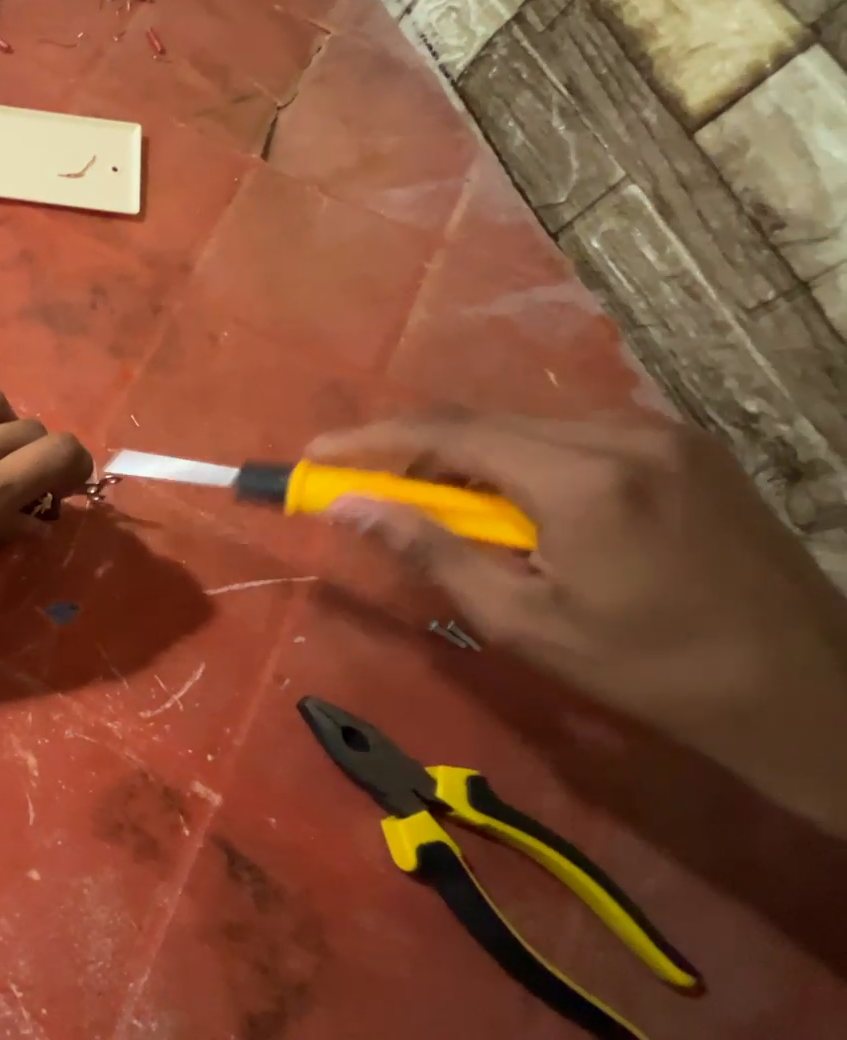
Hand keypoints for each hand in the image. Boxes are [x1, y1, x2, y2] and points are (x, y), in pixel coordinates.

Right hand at [308, 416, 846, 831]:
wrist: (808, 688)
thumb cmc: (648, 668)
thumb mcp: (520, 620)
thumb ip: (429, 550)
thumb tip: (345, 507)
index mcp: (583, 479)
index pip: (448, 434)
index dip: (369, 440)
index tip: (313, 453)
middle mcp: (622, 434)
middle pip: (480, 421)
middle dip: (406, 449)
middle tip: (354, 482)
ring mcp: (661, 433)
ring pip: (522, 426)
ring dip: (459, 457)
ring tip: (423, 501)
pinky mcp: (682, 446)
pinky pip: (566, 436)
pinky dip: (511, 461)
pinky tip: (501, 503)